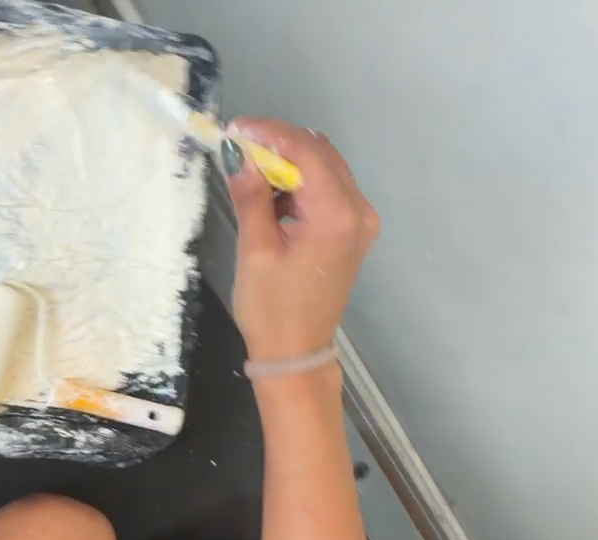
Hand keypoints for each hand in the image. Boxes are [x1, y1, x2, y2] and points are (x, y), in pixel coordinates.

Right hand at [224, 117, 380, 360]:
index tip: (237, 129)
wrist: (295, 352)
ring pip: (325, 170)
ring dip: (289, 166)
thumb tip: (243, 158)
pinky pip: (328, 192)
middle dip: (279, 146)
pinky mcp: (352, 233)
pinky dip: (301, 186)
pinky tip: (273, 200)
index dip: (270, 134)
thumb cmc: (271, 309)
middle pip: (320, 154)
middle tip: (240, 150)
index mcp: (336, 214)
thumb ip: (252, 199)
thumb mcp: (255, 252)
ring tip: (252, 178)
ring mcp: (360, 222)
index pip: (305, 151)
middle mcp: (358, 210)